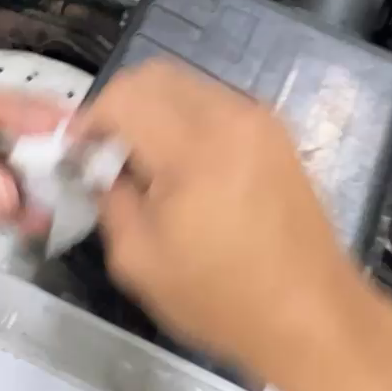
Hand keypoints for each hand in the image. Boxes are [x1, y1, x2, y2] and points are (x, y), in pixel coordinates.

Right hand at [74, 60, 372, 381]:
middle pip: (154, 75)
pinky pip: (214, 101)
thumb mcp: (141, 260)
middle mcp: (229, 115)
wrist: (315, 314)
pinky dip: (186, 117)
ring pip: (185, 83)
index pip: (124, 95)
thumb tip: (102, 167)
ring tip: (144, 158)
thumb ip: (110, 199)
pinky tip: (183, 163)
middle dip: (119, 105)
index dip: (90, 118)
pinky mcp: (274, 129)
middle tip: (105, 151)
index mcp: (194, 146)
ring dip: (153, 108)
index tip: (76, 151)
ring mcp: (257, 117)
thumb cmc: (224, 298)